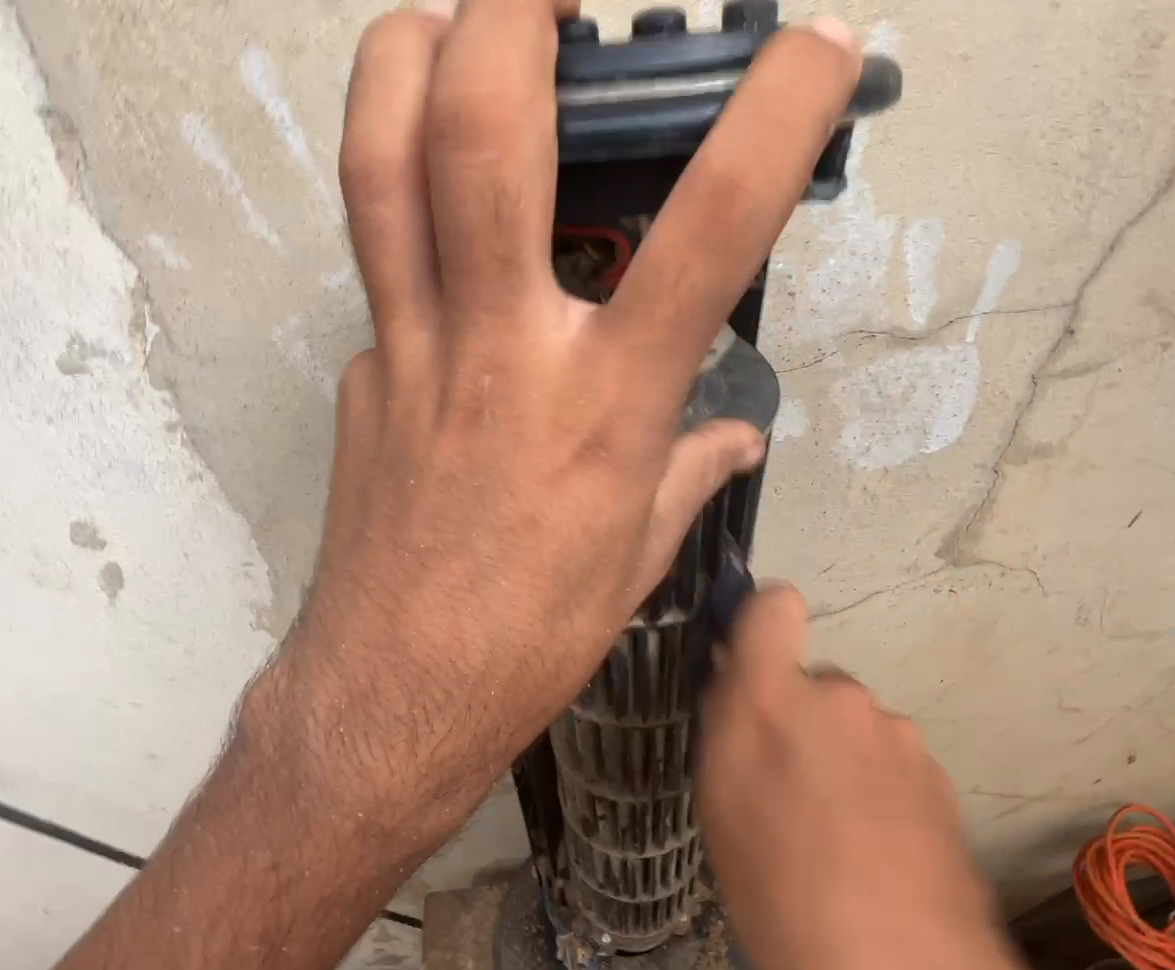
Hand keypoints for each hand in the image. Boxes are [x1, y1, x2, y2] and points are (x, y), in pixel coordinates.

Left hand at [266, 3, 863, 792]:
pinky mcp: (359, 376)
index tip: (816, 50)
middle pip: (488, 136)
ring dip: (407, 60)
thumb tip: (726, 437)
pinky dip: (407, 226)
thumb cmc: (527, 642)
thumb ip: (683, 475)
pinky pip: (379, 273)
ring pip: (383, 166)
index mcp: (603, 408)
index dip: (770, 122)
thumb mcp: (632, 560)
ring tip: (443, 20)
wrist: (392, 697)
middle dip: (514, 14)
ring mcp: (410, 354)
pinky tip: (436, 239)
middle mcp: (503, 354)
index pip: (709, 235)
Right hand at [699, 585, 1086, 969]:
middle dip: (795, 718)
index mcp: (774, 700)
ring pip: (851, 725)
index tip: (746, 667)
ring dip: (837, 756)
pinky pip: (888, 759)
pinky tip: (872, 851)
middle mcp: (841, 699)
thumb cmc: (778, 893)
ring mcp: (898, 734)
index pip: (774, 606)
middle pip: (810, 683)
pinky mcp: (938, 773)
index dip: (758, 624)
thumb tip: (729, 677)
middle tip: (783, 789)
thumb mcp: (719, 807)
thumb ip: (725, 725)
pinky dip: (875, 787)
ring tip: (831, 834)